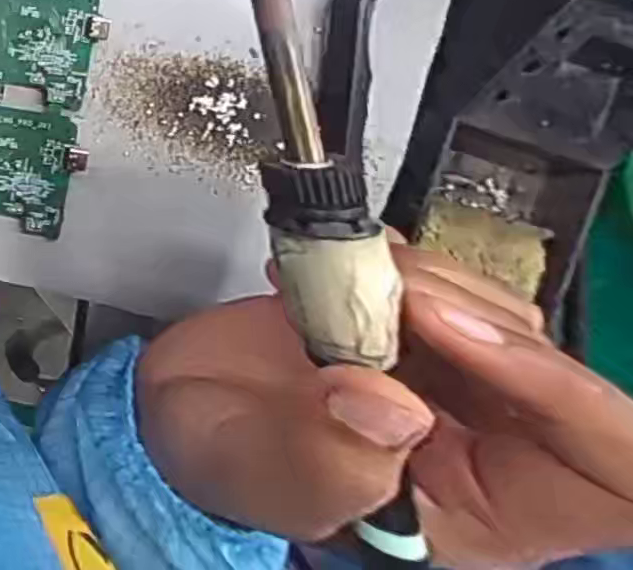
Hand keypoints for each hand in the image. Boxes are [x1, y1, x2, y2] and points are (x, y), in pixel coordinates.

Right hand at [137, 242, 632, 564]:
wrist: (169, 408)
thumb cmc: (223, 463)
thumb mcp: (268, 478)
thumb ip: (330, 456)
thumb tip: (390, 402)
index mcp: (486, 501)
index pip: (611, 463)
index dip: (561, 390)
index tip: (441, 324)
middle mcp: (479, 435)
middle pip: (550, 369)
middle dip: (465, 311)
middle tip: (372, 285)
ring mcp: (426, 372)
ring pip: (492, 314)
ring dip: (421, 277)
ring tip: (336, 272)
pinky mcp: (375, 322)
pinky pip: (420, 282)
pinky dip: (381, 256)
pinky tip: (327, 259)